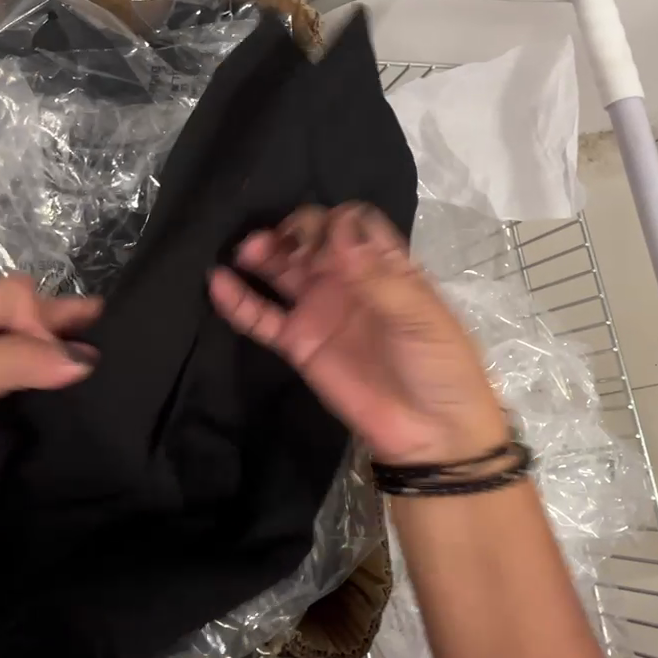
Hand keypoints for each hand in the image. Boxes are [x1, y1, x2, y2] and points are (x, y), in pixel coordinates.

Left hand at [0, 277, 100, 573]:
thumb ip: (14, 360)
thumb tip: (82, 358)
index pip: (9, 297)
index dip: (36, 316)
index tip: (53, 356)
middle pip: (26, 320)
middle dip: (64, 323)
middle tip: (115, 333)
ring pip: (37, 357)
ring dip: (68, 354)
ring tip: (115, 360)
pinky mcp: (3, 430)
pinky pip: (41, 397)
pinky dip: (66, 391)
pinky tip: (95, 395)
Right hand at [209, 202, 508, 465]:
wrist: (432, 435)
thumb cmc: (440, 366)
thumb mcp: (422, 316)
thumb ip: (379, 276)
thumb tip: (339, 231)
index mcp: (383, 267)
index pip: (353, 225)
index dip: (338, 222)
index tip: (331, 238)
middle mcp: (346, 280)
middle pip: (312, 239)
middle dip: (296, 230)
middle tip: (288, 244)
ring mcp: (317, 310)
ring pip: (282, 269)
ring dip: (263, 253)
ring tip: (248, 250)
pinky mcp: (297, 343)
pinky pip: (261, 317)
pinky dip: (237, 300)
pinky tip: (217, 282)